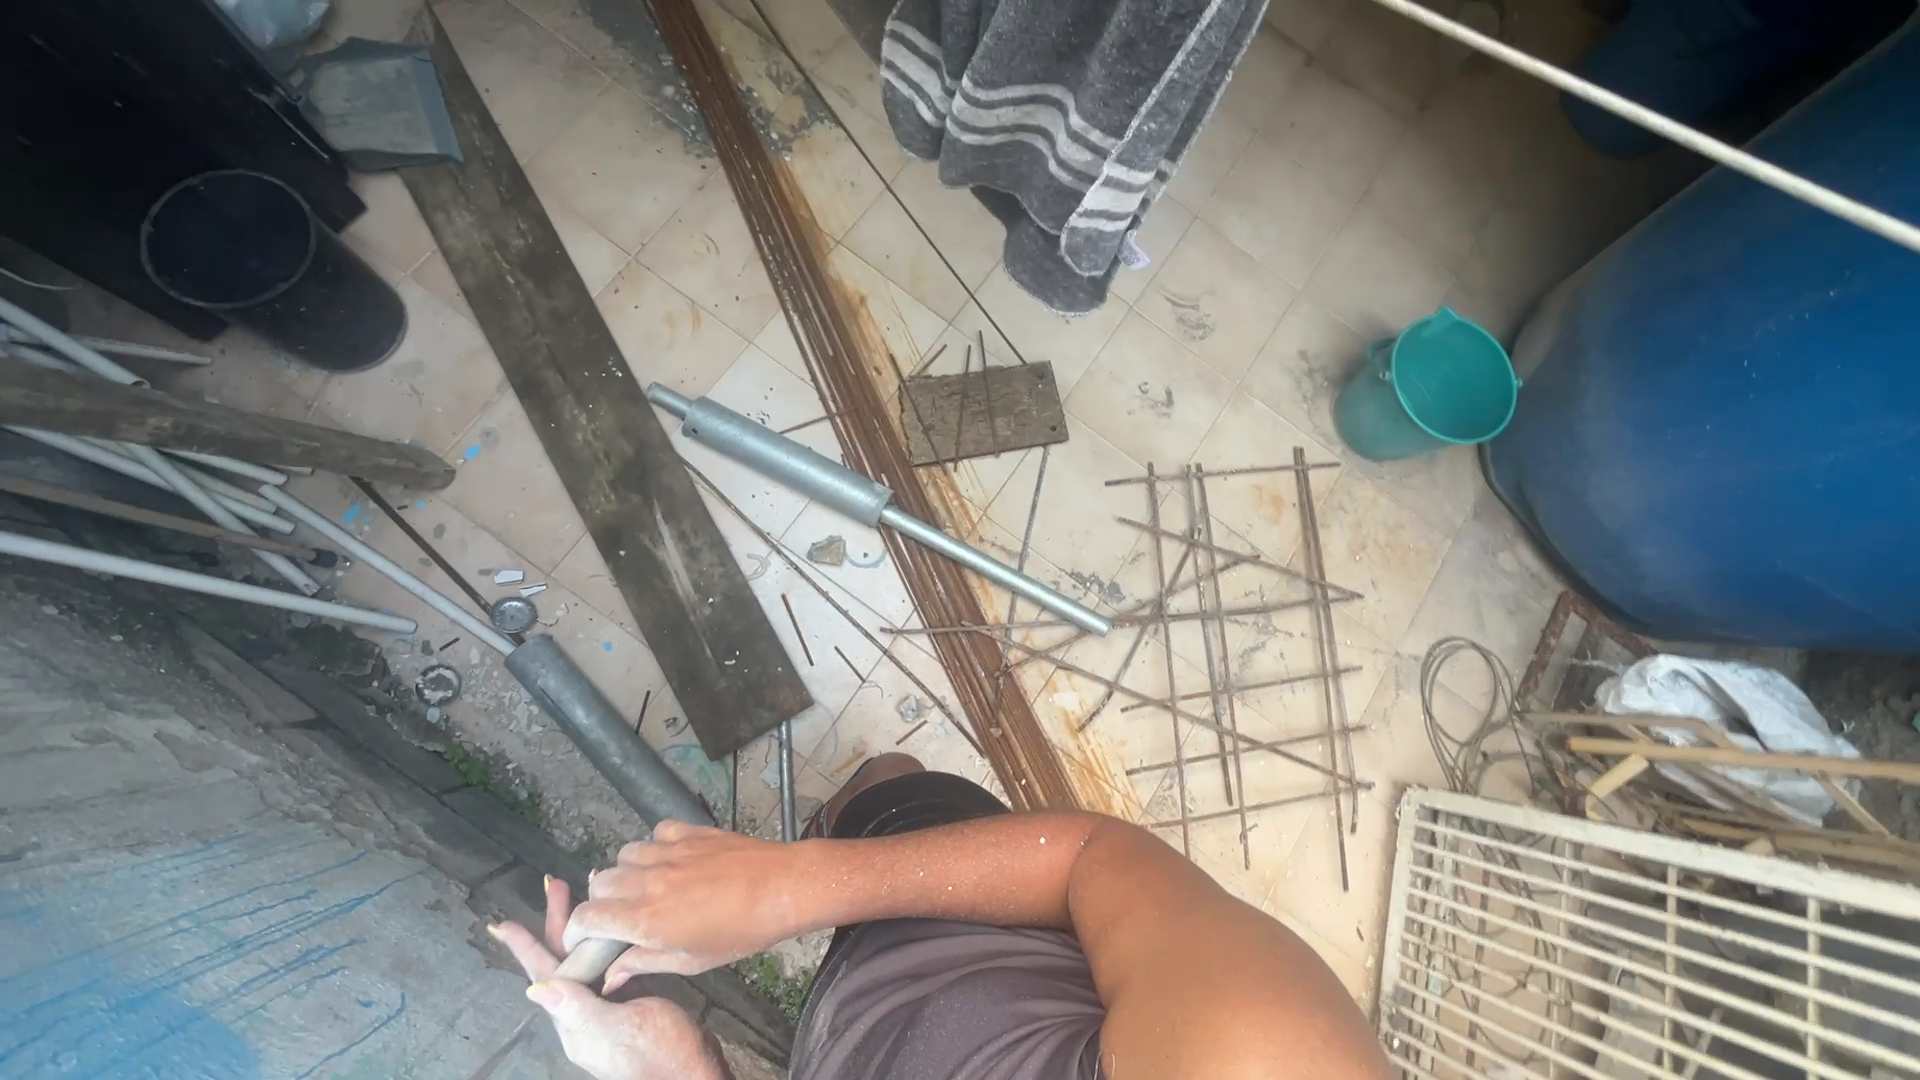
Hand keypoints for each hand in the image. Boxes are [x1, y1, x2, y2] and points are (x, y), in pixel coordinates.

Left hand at [492, 876, 732, 1079]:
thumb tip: (535, 988)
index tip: (502, 924)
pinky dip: (610, 937)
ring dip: (585, 925)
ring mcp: (608, 1007)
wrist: (692, 1076)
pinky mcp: (632, 1002)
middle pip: (564, 960)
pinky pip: (611, 964)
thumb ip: (580, 1009)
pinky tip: (621, 923)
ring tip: (589, 892)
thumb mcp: (619, 1029)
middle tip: (556, 883)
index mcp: (574, 1019)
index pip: (544, 974)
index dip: (525, 947)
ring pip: (587, 959)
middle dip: (559, 921)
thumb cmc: (657, 1054)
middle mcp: (584, 1012)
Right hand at [566, 820, 810, 989]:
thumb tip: (610, 976)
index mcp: (646, 919)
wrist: (782, 887)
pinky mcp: (691, 830)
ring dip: (626, 872)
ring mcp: (671, 851)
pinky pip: (657, 831)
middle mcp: (650, 880)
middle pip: (599, 883)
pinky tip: (672, 859)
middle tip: (621, 915)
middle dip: (601, 902)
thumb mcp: (691, 961)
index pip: (585, 917)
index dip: (577, 931)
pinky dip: (656, 845)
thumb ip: (644, 963)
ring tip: (647, 886)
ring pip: (624, 854)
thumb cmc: (740, 932)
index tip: (586, 939)